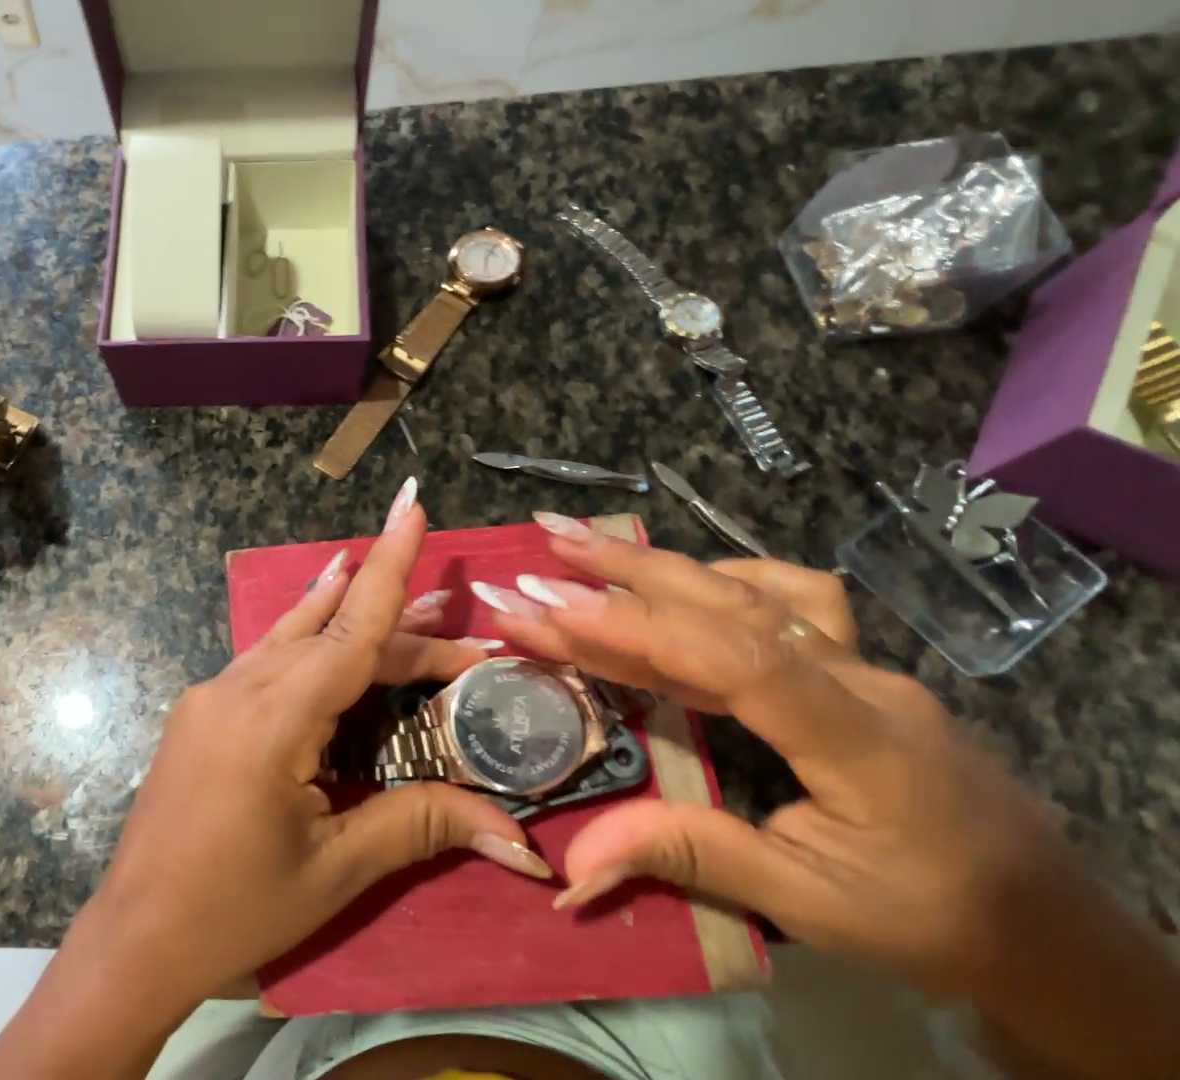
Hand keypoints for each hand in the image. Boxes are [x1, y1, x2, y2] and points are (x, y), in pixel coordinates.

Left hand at [85, 479, 550, 1004]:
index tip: (412, 504)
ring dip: (348, 622)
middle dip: (400, 633)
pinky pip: (263, 662)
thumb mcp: (336, 867)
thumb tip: (521, 838)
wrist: (135, 938)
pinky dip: (304, 642)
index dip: (391, 567)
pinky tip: (320, 625)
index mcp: (272, 719)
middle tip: (465, 644)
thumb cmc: (236, 909)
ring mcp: (209, 697)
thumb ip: (421, 826)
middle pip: (332, 639)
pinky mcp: (199, 714)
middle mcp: (236, 689)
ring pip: (292, 641)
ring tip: (403, 602)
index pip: (350, 630)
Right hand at [477, 513, 1179, 1078]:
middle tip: (544, 546)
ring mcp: (864, 666)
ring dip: (662, 565)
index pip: (736, 659)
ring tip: (585, 546)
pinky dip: (718, 580)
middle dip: (628, 573)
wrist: (1049, 924)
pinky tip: (679, 583)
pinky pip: (786, 601)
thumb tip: (576, 856)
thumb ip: (697, 858)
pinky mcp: (857, 670)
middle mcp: (862, 679)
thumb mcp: (813, 905)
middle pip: (735, 603)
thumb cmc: (932, 919)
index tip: (553, 611)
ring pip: (754, 592)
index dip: (639, 630)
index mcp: (861, 737)